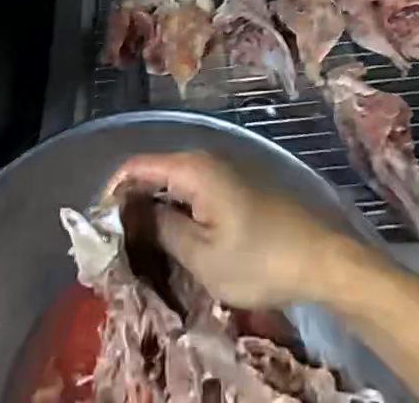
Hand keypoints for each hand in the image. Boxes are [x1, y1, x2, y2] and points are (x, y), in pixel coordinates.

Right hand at [105, 150, 375, 309]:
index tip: (99, 230)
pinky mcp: (233, 189)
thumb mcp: (201, 254)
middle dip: (129, 205)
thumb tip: (127, 214)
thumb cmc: (259, 258)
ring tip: (137, 250)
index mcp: (193, 168)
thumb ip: (160, 229)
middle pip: (152, 173)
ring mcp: (221, 174)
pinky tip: (169, 242)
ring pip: (171, 185)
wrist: (319, 258)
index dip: (111, 194)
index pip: (136, 166)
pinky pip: (190, 194)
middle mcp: (205, 160)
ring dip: (151, 212)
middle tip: (115, 247)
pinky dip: (174, 213)